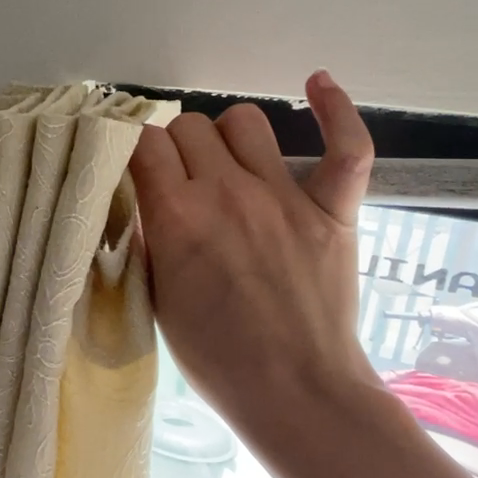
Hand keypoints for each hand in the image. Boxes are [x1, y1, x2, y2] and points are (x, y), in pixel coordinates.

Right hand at [129, 71, 377, 433]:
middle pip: (189, 127)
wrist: (295, 391)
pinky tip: (318, 86)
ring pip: (246, 122)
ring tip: (225, 163)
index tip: (131, 169)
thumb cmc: (213, 353)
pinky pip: (347, 145)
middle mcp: (227, 193)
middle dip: (174, 146)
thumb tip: (147, 201)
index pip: (143, 143)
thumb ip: (151, 236)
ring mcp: (285, 197)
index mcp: (176, 216)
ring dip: (226, 136)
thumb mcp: (155, 292)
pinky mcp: (334, 211)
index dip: (132, 150)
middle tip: (175, 179)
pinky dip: (336, 110)